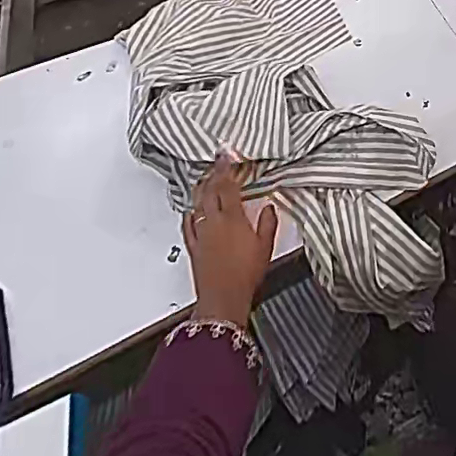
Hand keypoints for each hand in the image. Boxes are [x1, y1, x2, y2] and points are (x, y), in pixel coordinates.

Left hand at [181, 152, 277, 329]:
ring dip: (201, 188)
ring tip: (204, 179)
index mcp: (232, 219)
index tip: (227, 156)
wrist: (223, 299)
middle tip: (216, 162)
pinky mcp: (193, 246)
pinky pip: (188, 223)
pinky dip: (190, 211)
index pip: (227, 187)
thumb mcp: (266, 246)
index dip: (227, 169)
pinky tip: (191, 209)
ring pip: (197, 204)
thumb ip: (267, 223)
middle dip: (212, 174)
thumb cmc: (246, 274)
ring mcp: (201, 234)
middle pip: (209, 191)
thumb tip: (267, 207)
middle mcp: (213, 222)